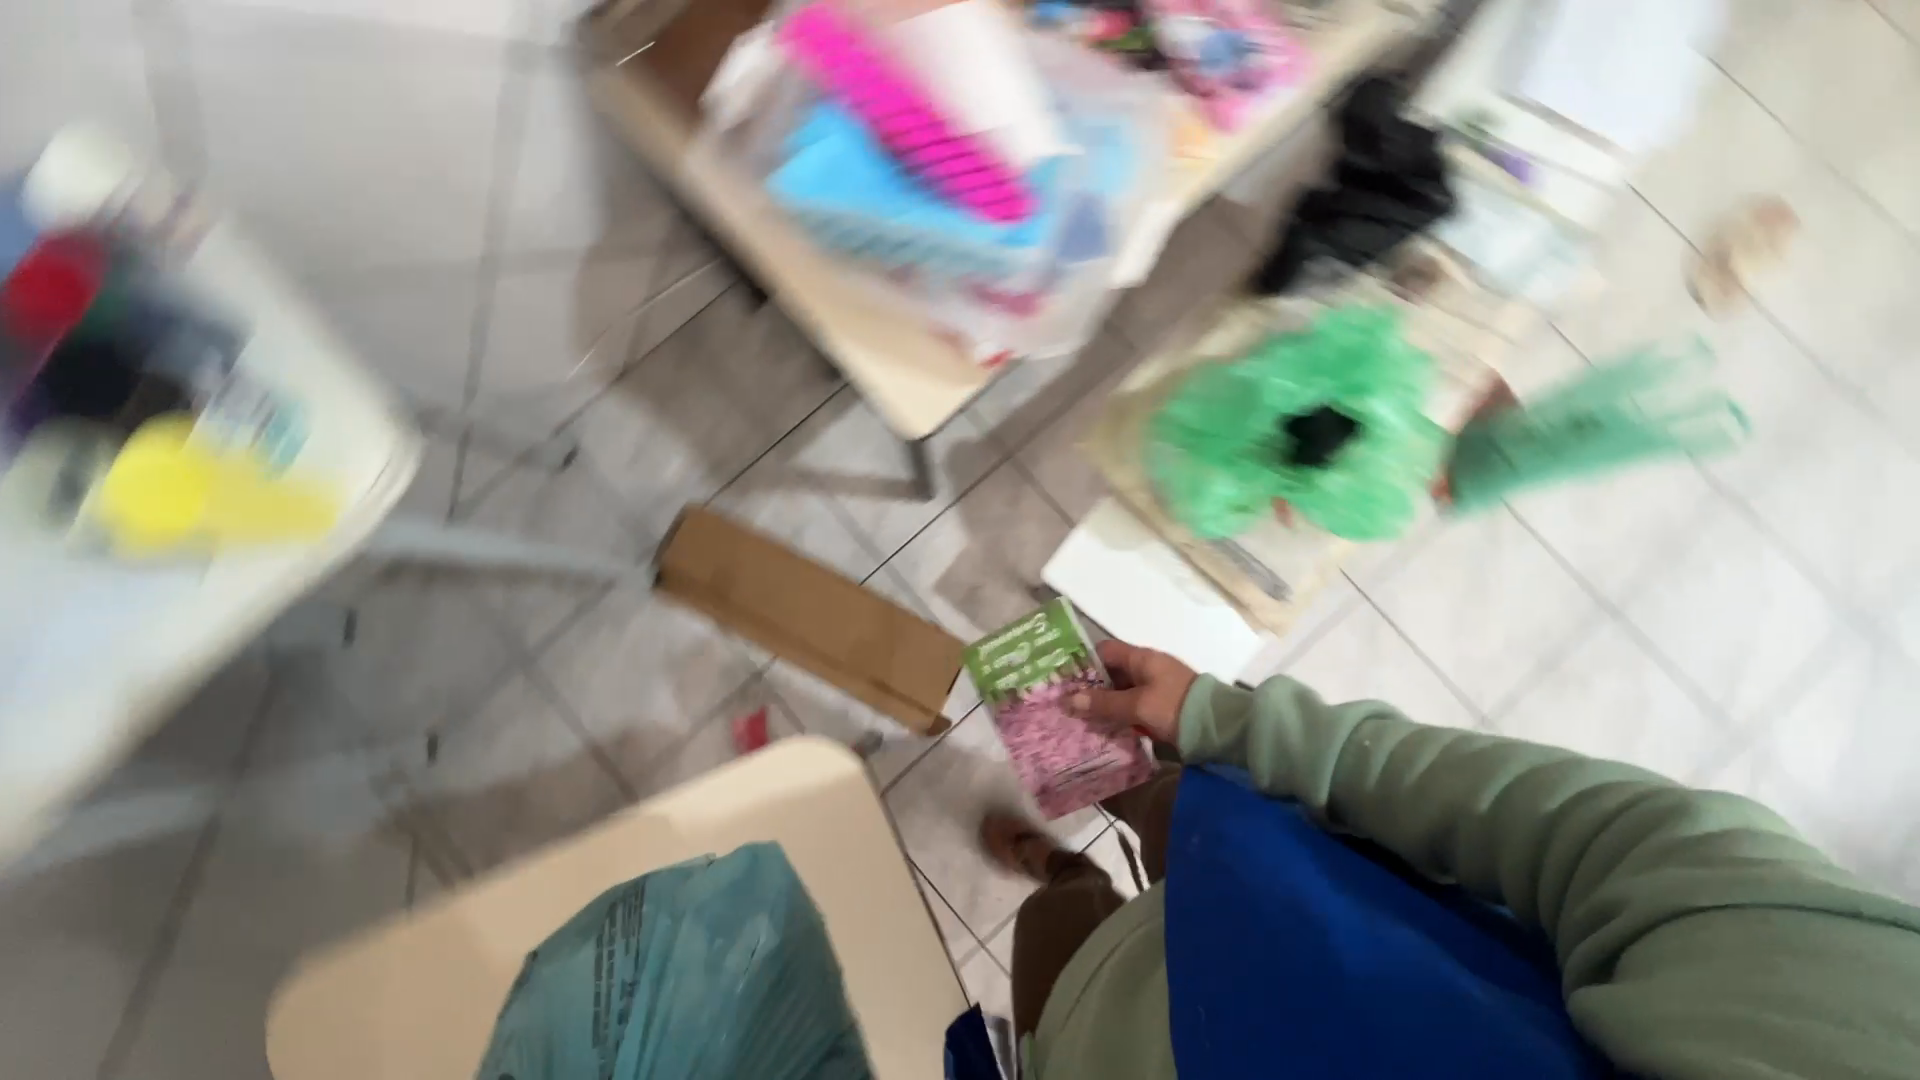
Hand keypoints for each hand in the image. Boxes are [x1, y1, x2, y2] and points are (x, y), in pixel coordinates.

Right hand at [1068, 640, 1197, 744]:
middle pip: (1112, 672)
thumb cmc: (1175, 708)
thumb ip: (1104, 703)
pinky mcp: (1165, 704)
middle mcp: (1148, 667)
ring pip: (1123, 690)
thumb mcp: (1136, 706)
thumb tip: (1069, 699)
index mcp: (1142, 658)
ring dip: (1106, 703)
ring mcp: (1158, 686)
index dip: (1084, 662)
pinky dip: (1122, 713)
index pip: (1105, 650)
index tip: (1065, 679)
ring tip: (1083, 719)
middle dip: (1091, 687)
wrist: (1221, 727)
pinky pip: (1135, 704)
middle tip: (1069, 704)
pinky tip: (1109, 728)